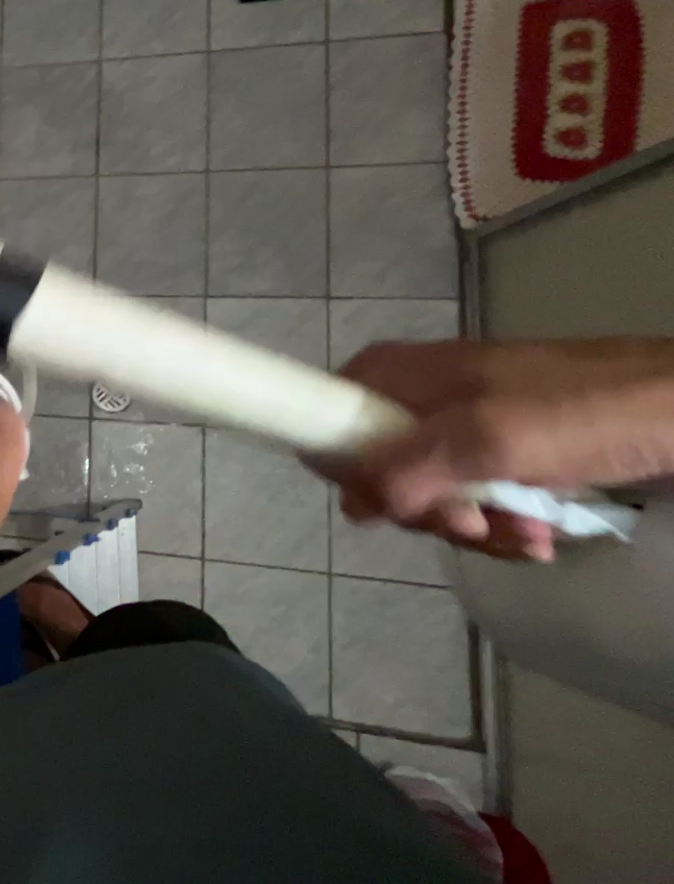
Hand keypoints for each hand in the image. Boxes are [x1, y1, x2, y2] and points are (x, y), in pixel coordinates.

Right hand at [327, 338, 673, 561]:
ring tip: (525, 534)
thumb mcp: (486, 440)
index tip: (399, 504)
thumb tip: (355, 509)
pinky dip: (498, 520)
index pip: (324, 429)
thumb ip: (406, 472)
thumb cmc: (585, 411)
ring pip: (423, 487)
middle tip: (474, 523)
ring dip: (469, 524)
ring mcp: (451, 420)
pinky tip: (536, 533)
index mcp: (387, 376)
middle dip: (424, 509)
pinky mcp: (494, 444)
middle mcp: (406, 395)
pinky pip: (466, 490)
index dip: (354, 477)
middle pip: (375, 469)